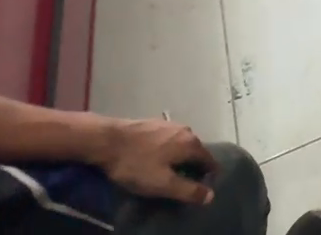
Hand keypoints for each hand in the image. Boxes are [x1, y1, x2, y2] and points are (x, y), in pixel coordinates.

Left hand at [93, 118, 216, 203]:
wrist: (109, 140)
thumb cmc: (137, 164)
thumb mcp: (162, 183)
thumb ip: (187, 190)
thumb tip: (211, 195)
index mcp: (191, 144)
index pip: (209, 161)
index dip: (208, 176)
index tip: (202, 189)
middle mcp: (186, 130)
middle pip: (197, 151)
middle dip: (194, 167)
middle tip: (184, 184)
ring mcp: (171, 125)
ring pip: (183, 144)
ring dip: (181, 158)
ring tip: (169, 173)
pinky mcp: (157, 124)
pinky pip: (171, 140)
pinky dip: (170, 151)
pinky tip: (157, 159)